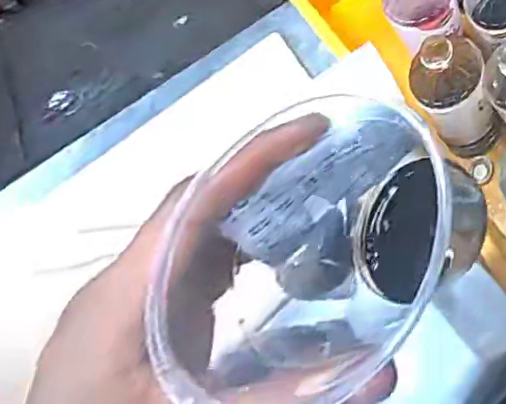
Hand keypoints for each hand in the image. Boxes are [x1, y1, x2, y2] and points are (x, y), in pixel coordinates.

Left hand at [28, 115, 397, 403]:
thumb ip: (280, 397)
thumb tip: (383, 375)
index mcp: (123, 295)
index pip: (196, 196)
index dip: (258, 155)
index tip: (318, 129)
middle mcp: (122, 287)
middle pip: (201, 202)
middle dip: (269, 170)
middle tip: (333, 156)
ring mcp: (126, 307)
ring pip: (199, 228)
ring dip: (258, 204)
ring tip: (318, 195)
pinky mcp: (135, 326)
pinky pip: (195, 261)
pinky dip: (243, 244)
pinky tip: (277, 259)